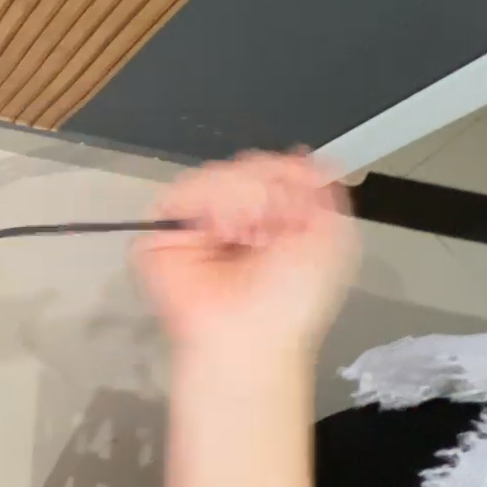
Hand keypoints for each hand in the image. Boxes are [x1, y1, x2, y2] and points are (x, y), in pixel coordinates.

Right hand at [135, 152, 357, 357]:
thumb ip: (320, 191)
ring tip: (240, 232)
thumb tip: (297, 156)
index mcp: (266, 217)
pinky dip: (198, 203)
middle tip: (268, 226)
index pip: (267, 169)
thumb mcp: (329, 237)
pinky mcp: (157, 238)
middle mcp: (227, 217)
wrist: (246, 330)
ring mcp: (190, 227)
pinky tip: (217, 230)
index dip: (281, 173)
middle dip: (259, 188)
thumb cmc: (290, 296)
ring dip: (232, 197)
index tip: (296, 200)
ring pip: (205, 177)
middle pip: (237, 168)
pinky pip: (172, 197)